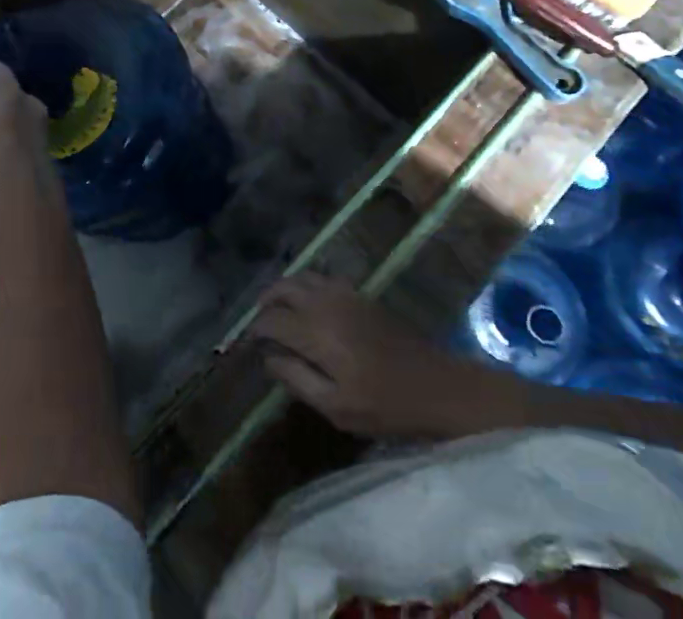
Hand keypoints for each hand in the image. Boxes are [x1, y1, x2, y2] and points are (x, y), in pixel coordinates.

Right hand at [248, 273, 475, 438]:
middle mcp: (327, 303)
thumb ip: (296, 378)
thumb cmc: (385, 405)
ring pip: (304, 277)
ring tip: (277, 312)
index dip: (253, 330)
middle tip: (257, 323)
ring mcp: (347, 295)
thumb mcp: (335, 406)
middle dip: (265, 301)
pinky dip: (307, 286)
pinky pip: (324, 279)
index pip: (271, 319)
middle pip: (284, 287)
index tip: (245, 345)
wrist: (438, 386)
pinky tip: (309, 308)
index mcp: (316, 331)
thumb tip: (267, 358)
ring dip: (285, 289)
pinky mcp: (363, 296)